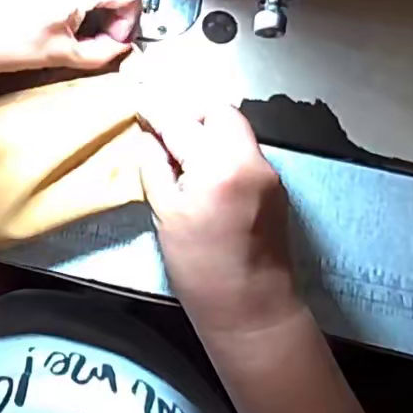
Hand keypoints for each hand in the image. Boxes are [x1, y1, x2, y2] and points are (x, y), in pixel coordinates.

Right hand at [137, 100, 302, 336]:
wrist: (252, 309)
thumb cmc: (199, 267)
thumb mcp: (165, 214)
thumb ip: (155, 167)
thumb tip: (148, 137)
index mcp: (219, 167)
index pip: (182, 122)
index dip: (156, 110)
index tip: (138, 103)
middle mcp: (251, 160)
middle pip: (219, 113)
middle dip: (189, 113)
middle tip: (161, 130)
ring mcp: (268, 172)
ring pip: (233, 130)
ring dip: (205, 130)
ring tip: (177, 152)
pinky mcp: (274, 185)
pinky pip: (242, 150)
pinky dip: (219, 149)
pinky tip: (200, 171)